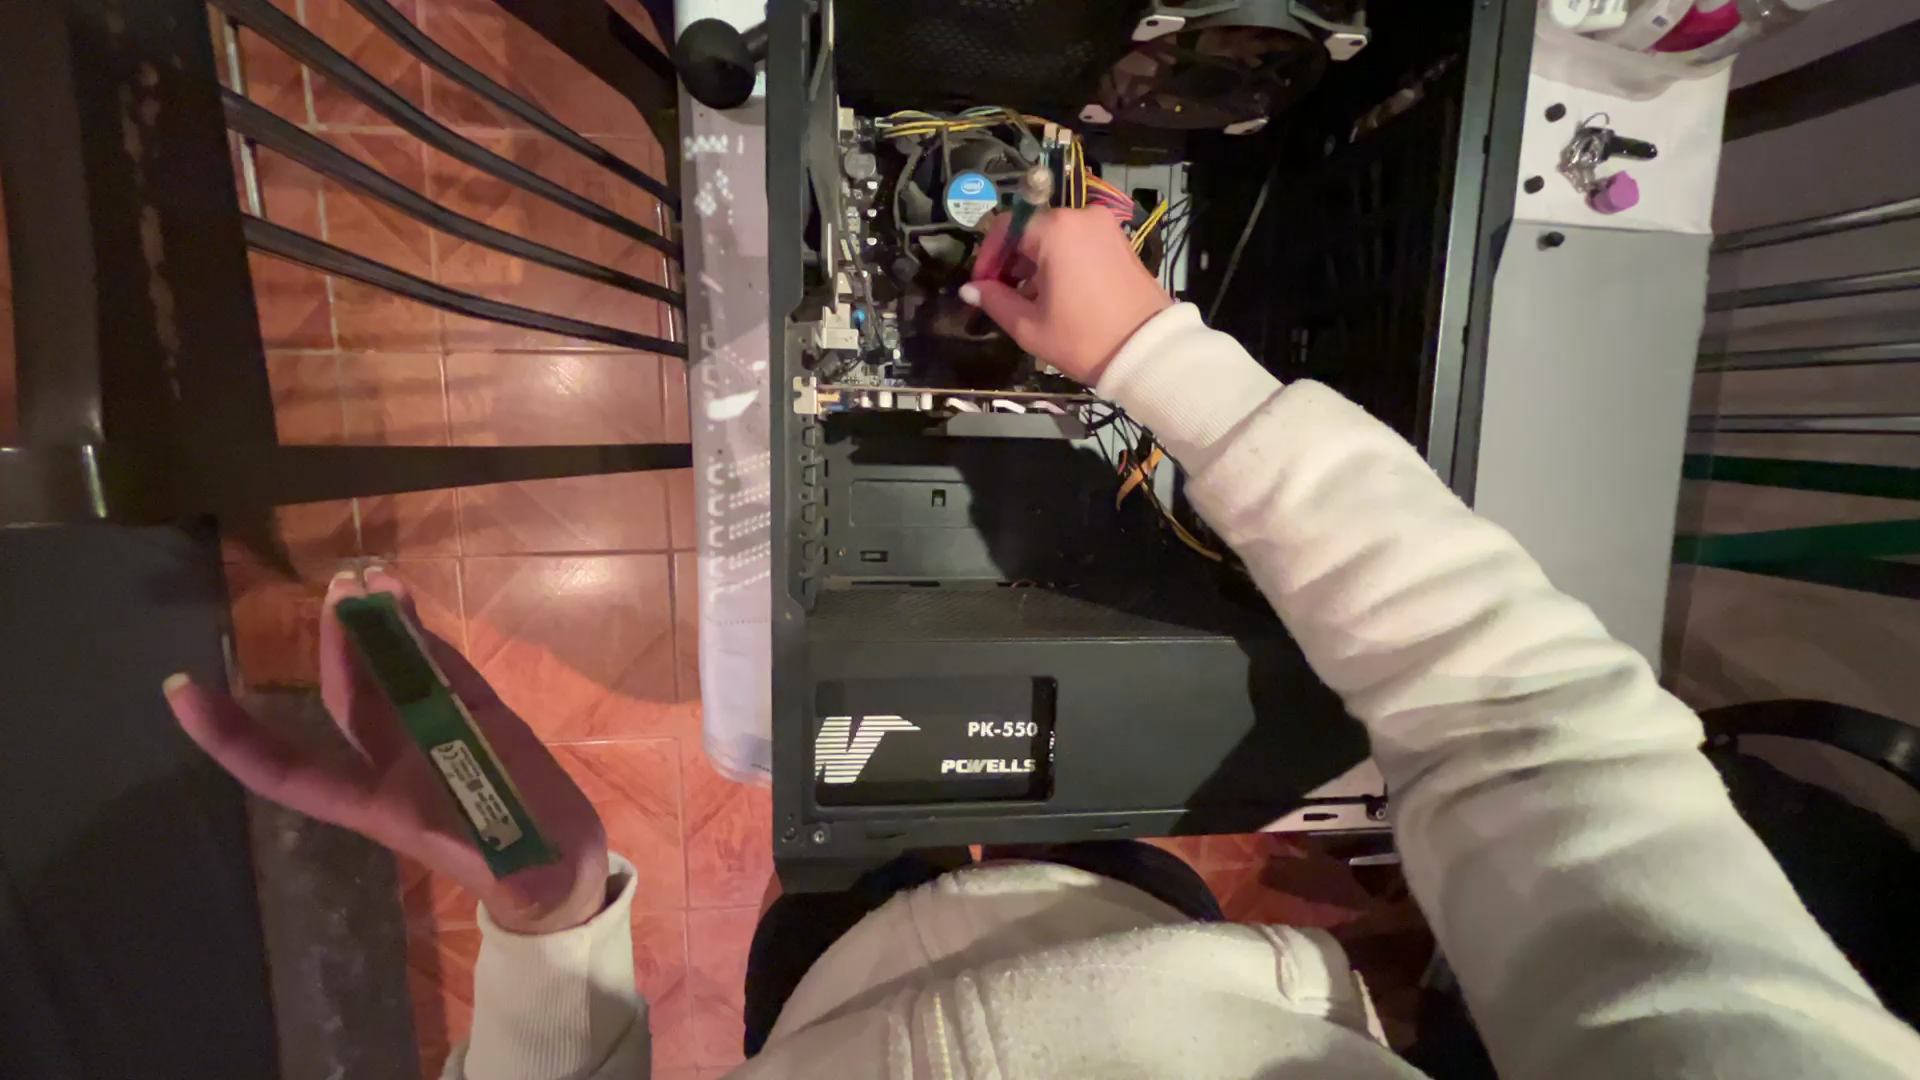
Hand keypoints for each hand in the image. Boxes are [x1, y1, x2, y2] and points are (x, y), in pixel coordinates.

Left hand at [164, 568, 608, 934]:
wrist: (561, 865)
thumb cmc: (535, 875)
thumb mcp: (527, 881)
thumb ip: (525, 880)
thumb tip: (529, 886)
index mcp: (383, 806)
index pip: (290, 769)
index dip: (234, 736)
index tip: (185, 689)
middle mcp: (401, 764)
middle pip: (351, 698)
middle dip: (337, 646)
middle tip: (339, 589)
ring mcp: (445, 736)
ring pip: (400, 677)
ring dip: (384, 631)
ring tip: (376, 580)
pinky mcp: (486, 721)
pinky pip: (450, 676)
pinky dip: (430, 645)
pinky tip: (415, 614)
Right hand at [960, 207, 1173, 384]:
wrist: (1146, 352)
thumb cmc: (1083, 340)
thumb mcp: (1030, 326)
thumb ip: (995, 301)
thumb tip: (970, 289)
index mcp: (1055, 230)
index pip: (1006, 228)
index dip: (988, 257)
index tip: (982, 287)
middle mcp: (1081, 217)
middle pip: (1031, 230)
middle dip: (1012, 262)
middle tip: (1002, 297)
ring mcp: (1105, 227)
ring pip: (1055, 238)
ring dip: (1036, 264)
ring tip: (1030, 301)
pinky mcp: (1120, 242)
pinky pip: (1078, 244)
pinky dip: (1061, 263)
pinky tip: (1057, 295)